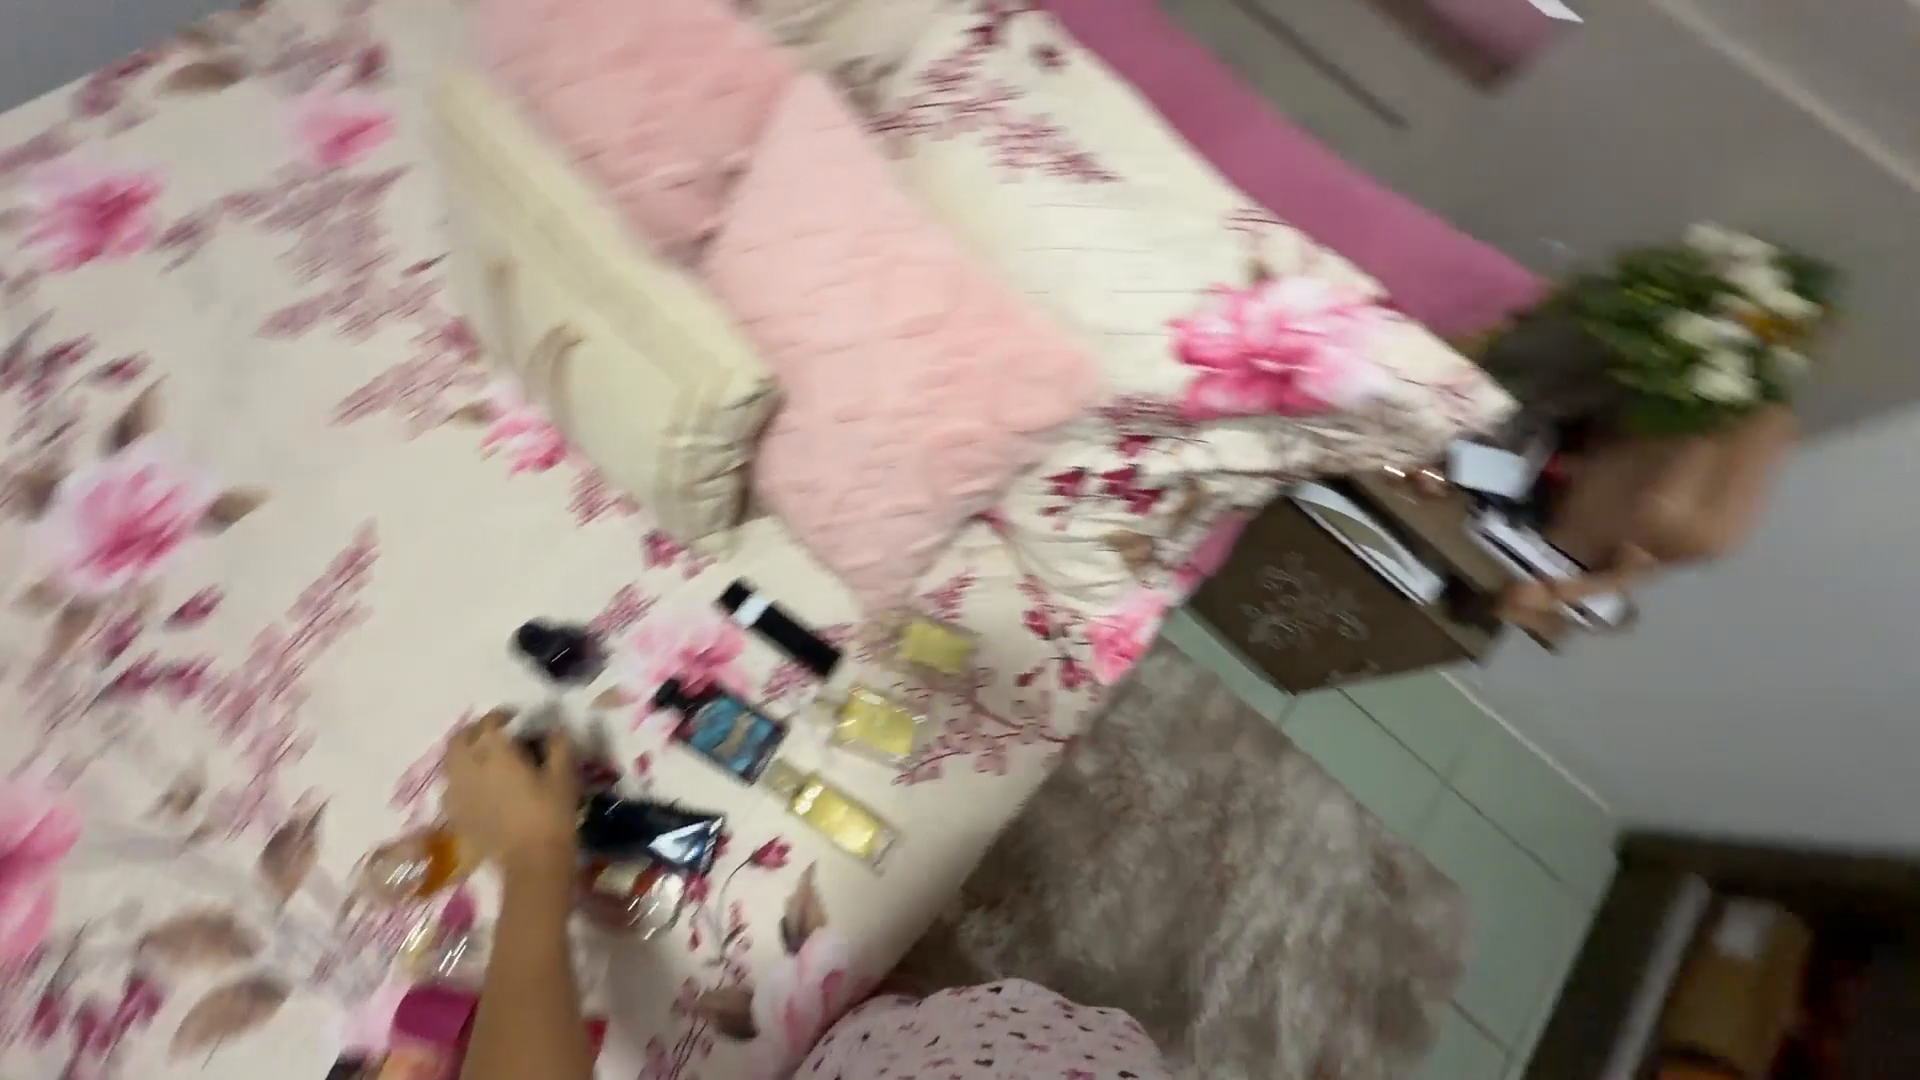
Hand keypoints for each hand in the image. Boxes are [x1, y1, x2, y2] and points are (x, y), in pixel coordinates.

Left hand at [440, 712, 577, 875]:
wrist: (531, 859)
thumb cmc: (552, 812)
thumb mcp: (564, 774)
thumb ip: (558, 744)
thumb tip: (554, 727)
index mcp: (497, 755)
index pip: (489, 724)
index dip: (500, 715)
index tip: (514, 716)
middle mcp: (470, 769)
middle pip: (459, 741)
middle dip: (474, 731)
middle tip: (494, 733)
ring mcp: (458, 794)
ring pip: (450, 763)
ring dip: (464, 753)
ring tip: (484, 757)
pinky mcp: (455, 814)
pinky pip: (451, 786)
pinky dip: (461, 776)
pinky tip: (478, 784)